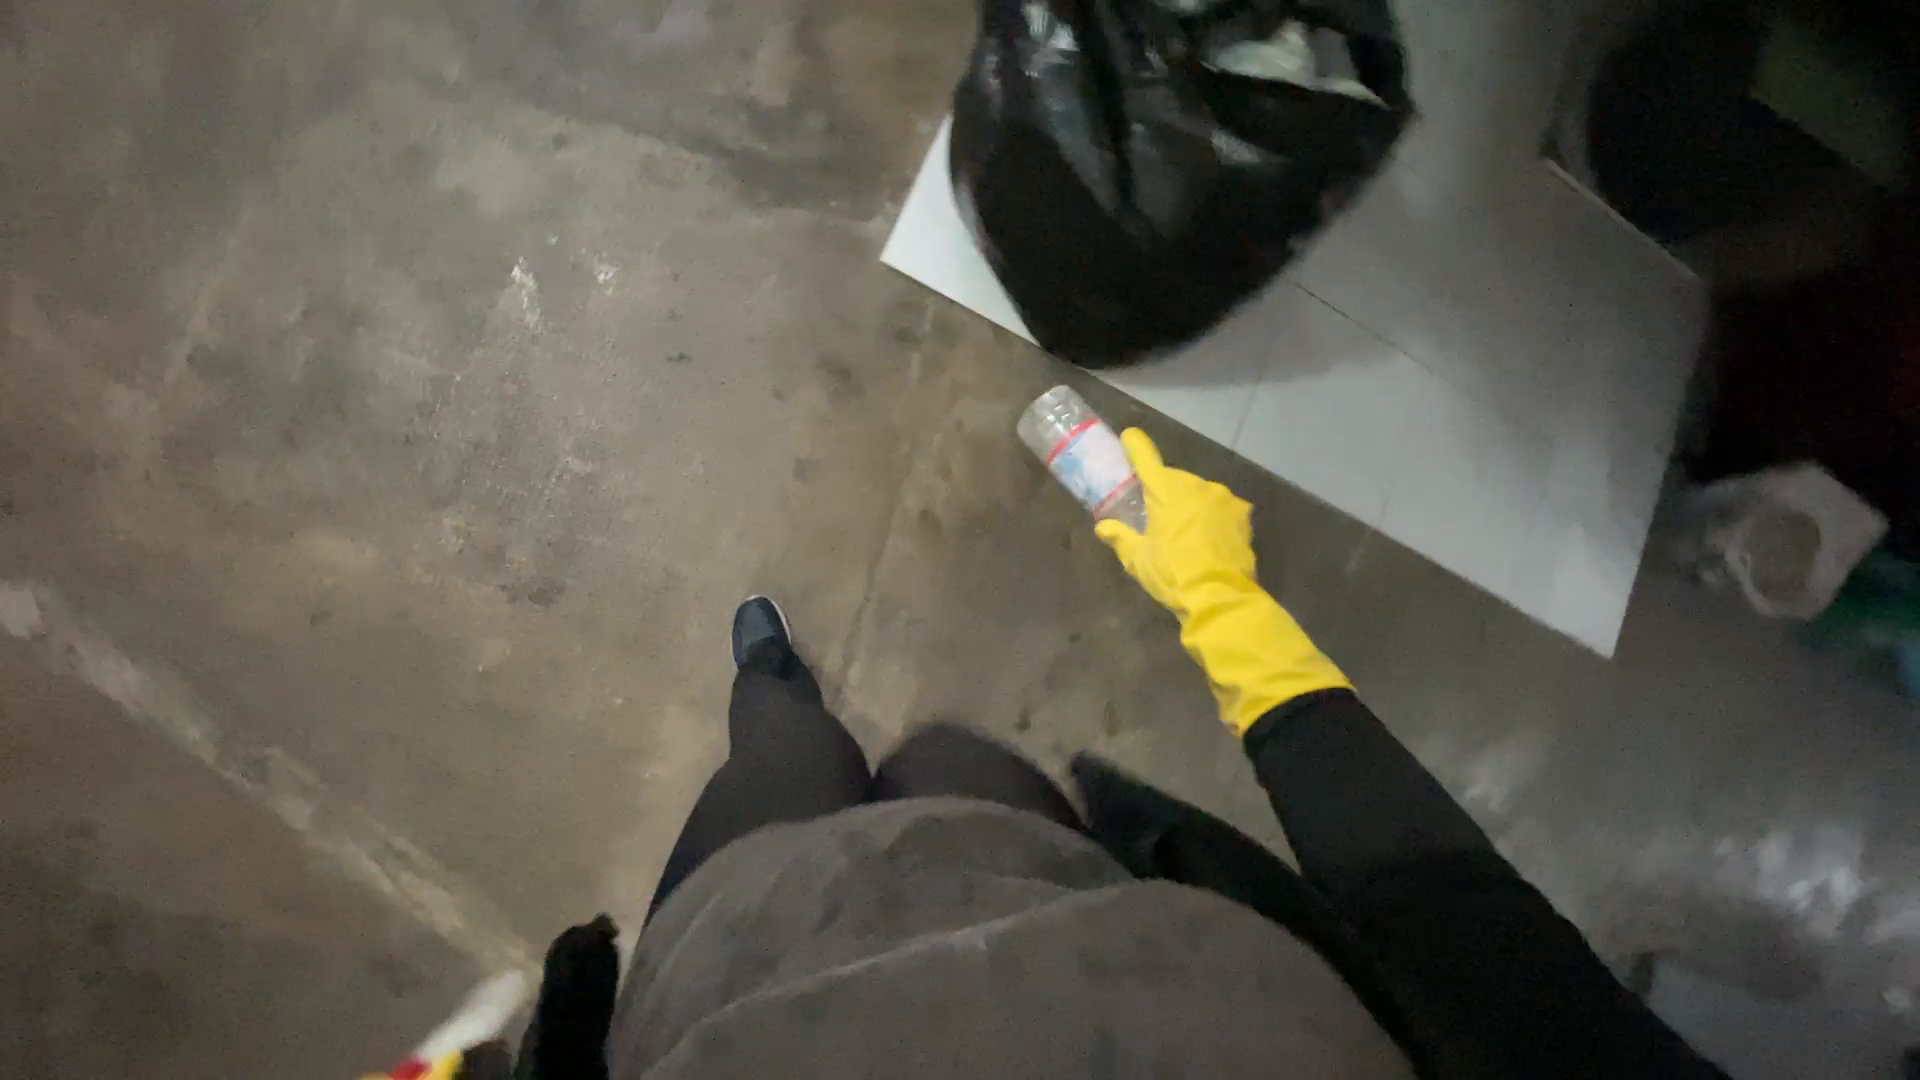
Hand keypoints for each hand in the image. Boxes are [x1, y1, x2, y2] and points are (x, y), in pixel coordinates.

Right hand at [1094, 428, 1260, 616]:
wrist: (1219, 597)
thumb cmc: (1171, 573)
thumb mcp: (1138, 558)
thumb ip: (1120, 537)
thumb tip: (1103, 527)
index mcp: (1167, 491)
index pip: (1146, 459)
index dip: (1136, 446)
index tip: (1129, 435)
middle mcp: (1197, 486)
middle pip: (1174, 479)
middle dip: (1163, 489)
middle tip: (1154, 512)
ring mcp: (1223, 499)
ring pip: (1199, 492)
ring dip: (1189, 502)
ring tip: (1182, 529)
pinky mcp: (1242, 516)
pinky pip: (1220, 507)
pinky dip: (1210, 515)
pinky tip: (1206, 536)